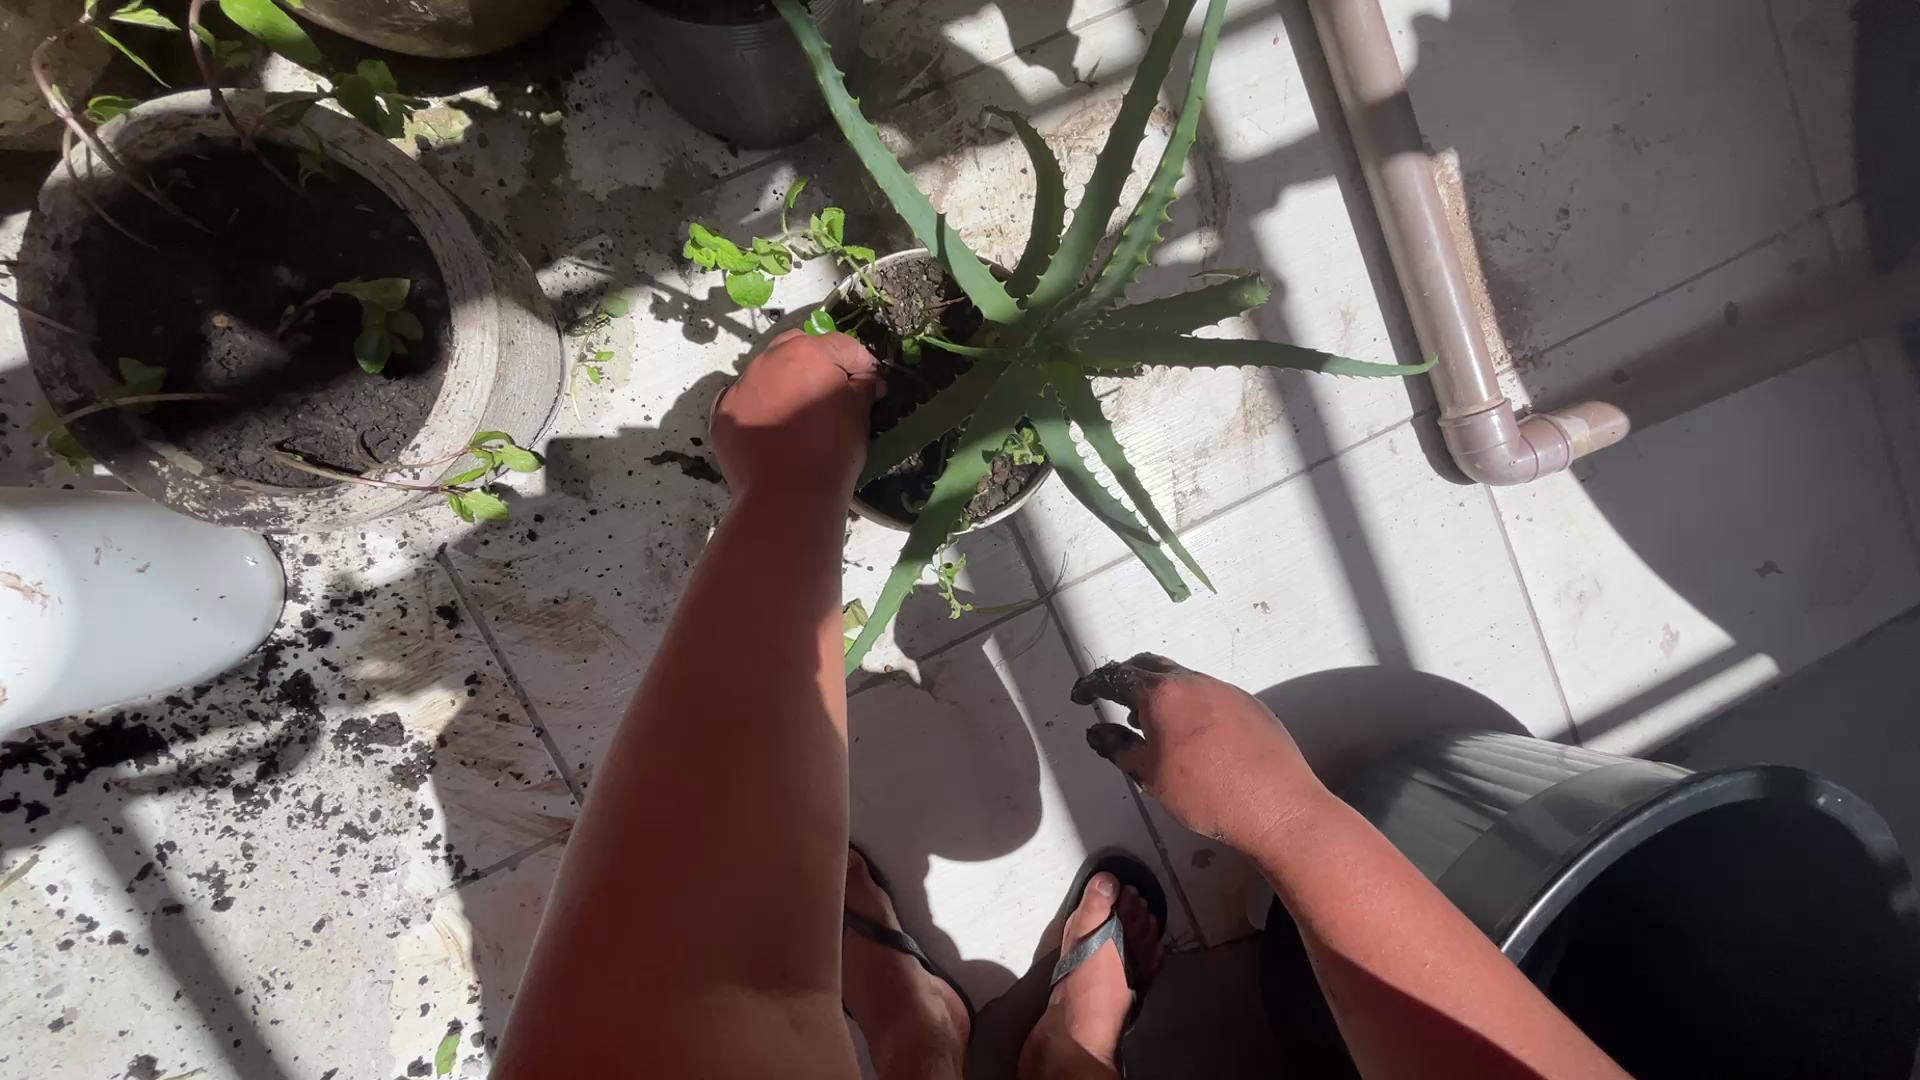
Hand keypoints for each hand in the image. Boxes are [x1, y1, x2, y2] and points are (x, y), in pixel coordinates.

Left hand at [710, 329, 882, 500]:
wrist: (788, 496)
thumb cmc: (832, 451)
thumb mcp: (859, 416)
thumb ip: (862, 388)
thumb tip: (867, 379)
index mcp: (807, 353)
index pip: (841, 344)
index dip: (861, 362)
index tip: (870, 383)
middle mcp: (768, 361)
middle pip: (797, 347)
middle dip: (817, 362)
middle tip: (832, 390)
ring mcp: (740, 387)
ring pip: (767, 372)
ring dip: (785, 383)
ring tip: (799, 412)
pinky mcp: (722, 416)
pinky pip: (744, 401)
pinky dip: (759, 407)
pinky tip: (771, 427)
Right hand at [1074, 654, 1332, 850]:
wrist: (1280, 806)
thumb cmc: (1206, 793)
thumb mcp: (1150, 776)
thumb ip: (1119, 748)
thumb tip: (1096, 731)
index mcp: (1162, 693)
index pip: (1116, 677)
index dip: (1093, 685)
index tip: (1080, 696)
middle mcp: (1192, 680)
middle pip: (1149, 666)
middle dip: (1125, 678)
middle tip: (1111, 698)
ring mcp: (1224, 689)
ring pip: (1181, 679)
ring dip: (1158, 692)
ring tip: (1148, 720)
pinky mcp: (1249, 704)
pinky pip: (1206, 693)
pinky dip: (1186, 703)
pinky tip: (1190, 735)